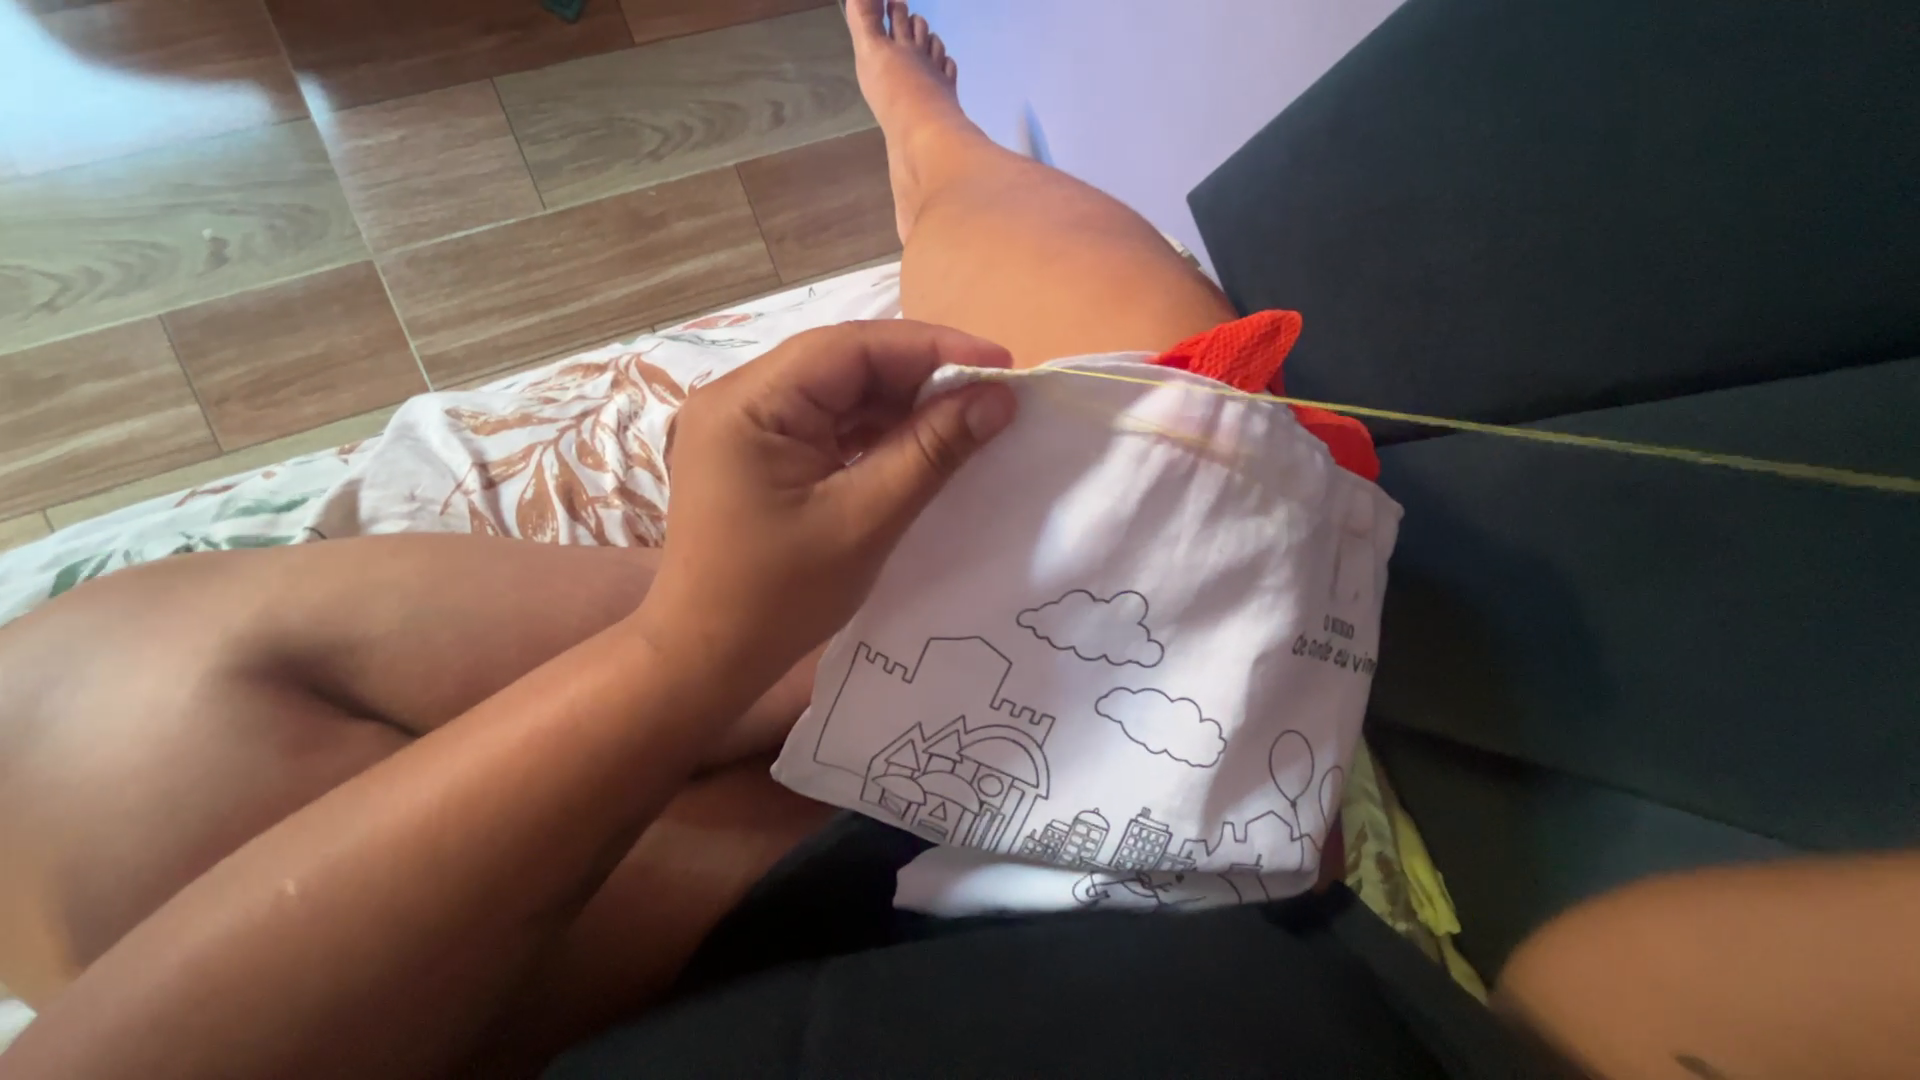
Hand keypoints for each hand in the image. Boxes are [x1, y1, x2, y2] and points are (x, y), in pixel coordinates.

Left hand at [634, 320, 1017, 689]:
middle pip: (844, 363)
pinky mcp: (756, 452)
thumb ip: (931, 451)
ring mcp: (744, 424)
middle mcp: (739, 396)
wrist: (707, 658)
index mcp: (750, 402)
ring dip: (900, 405)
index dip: (933, 347)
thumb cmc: (780, 598)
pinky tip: (917, 444)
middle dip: (920, 376)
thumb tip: (998, 398)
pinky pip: (824, 423)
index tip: (1000, 364)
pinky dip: (873, 431)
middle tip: (990, 396)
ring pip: (838, 392)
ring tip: (964, 420)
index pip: (852, 347)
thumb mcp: (865, 520)